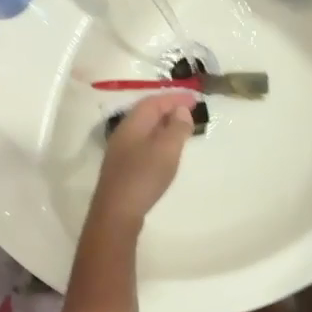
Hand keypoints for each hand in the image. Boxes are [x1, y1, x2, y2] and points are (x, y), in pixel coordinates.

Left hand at [91, 92, 194, 225]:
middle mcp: (123, 133)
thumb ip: (177, 128)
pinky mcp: (121, 169)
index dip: (175, 97)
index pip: (154, 101)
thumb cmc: (143, 177)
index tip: (195, 99)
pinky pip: (142, 144)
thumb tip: (181, 110)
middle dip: (168, 109)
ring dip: (163, 126)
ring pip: (144, 130)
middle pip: (146, 113)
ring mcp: (120, 152)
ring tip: (181, 129)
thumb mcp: (167, 149)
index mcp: (132, 124)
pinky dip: (157, 141)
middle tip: (190, 111)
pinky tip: (165, 152)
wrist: (116, 213)